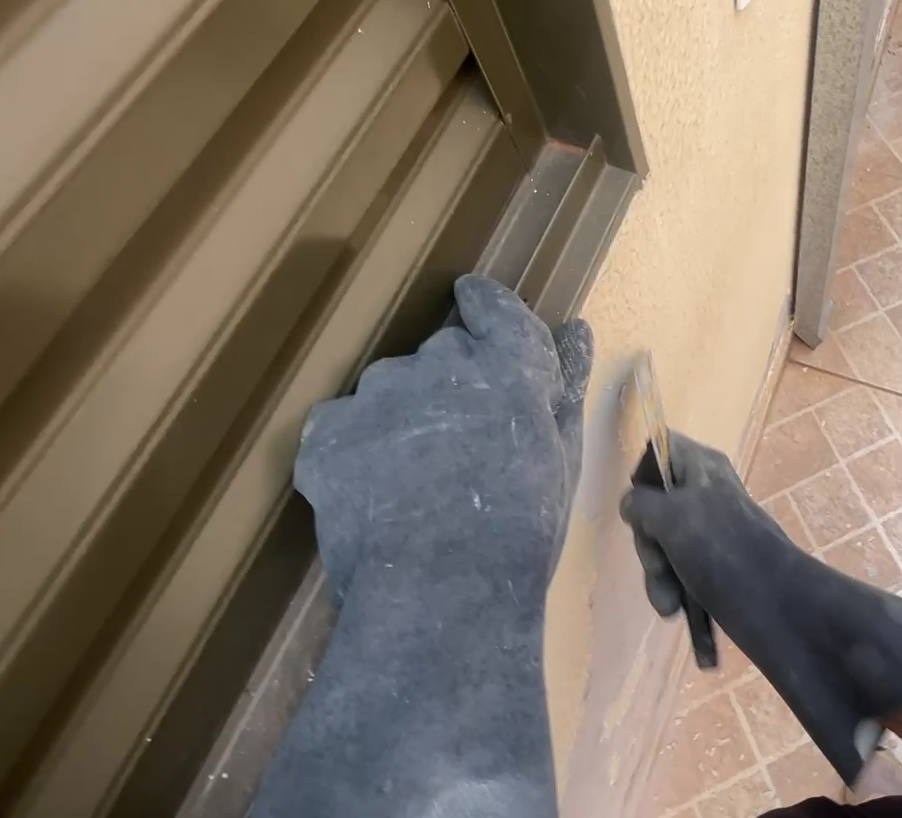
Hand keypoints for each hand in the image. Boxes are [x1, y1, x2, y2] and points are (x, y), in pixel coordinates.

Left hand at [295, 274, 591, 599]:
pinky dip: (356, 449)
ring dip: (403, 416)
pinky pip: (341, 426)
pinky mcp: (326, 436)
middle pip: (441, 353)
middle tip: (462, 443)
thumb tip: (574, 326)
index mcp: (506, 363)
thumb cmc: (524, 527)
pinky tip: (376, 493)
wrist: (445, 594)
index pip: (491, 306)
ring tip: (415, 480)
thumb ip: (565, 382)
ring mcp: (377, 396)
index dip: (484, 306)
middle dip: (451, 384)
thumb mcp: (562, 453)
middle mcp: (438, 361)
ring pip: (390, 390)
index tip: (475, 307)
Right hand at [621, 434, 901, 782]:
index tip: (639, 503)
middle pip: (654, 501)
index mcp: (701, 466)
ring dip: (658, 573)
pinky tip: (674, 609)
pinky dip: (673, 587)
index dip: (644, 472)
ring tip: (668, 601)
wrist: (774, 605)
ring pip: (663, 540)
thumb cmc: (719, 549)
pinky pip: (679, 568)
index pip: (662, 447)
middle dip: (648, 540)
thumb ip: (642, 504)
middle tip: (658, 561)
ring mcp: (710, 529)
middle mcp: (705, 491)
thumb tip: (631, 502)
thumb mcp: (670, 517)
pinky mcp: (714, 564)